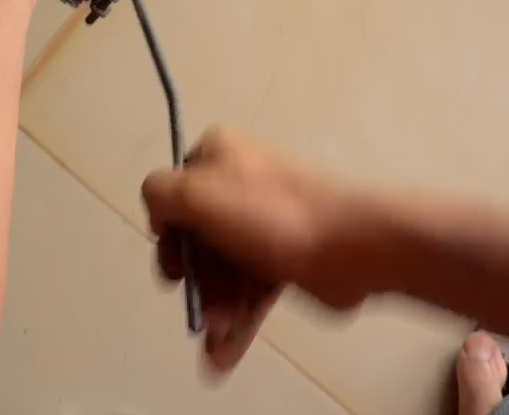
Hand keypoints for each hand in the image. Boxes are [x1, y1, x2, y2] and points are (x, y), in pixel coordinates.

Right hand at [142, 128, 380, 371]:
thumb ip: (160, 194)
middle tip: (202, 313)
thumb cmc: (268, 215)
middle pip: (197, 237)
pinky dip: (236, 319)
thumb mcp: (198, 193)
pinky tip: (224, 354)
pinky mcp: (282, 257)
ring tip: (220, 340)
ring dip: (216, 307)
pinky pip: (249, 287)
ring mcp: (261, 221)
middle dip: (196, 282)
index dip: (170, 234)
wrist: (349, 245)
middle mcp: (237, 182)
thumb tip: (158, 210)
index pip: (174, 193)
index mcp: (217, 155)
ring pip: (222, 268)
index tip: (176, 266)